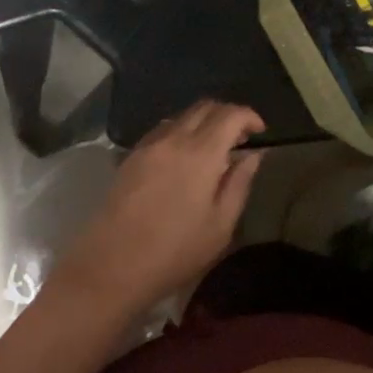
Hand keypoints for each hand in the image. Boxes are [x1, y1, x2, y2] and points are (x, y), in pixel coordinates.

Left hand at [52, 100, 265, 312]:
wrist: (112, 265)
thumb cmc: (174, 252)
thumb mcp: (220, 226)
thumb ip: (238, 184)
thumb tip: (252, 155)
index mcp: (200, 154)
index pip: (230, 115)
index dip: (249, 116)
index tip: (260, 131)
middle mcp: (173, 139)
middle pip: (204, 107)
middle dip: (227, 114)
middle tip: (240, 138)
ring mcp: (148, 146)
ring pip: (181, 116)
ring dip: (203, 122)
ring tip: (213, 149)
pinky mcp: (130, 157)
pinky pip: (162, 130)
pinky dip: (180, 132)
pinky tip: (183, 159)